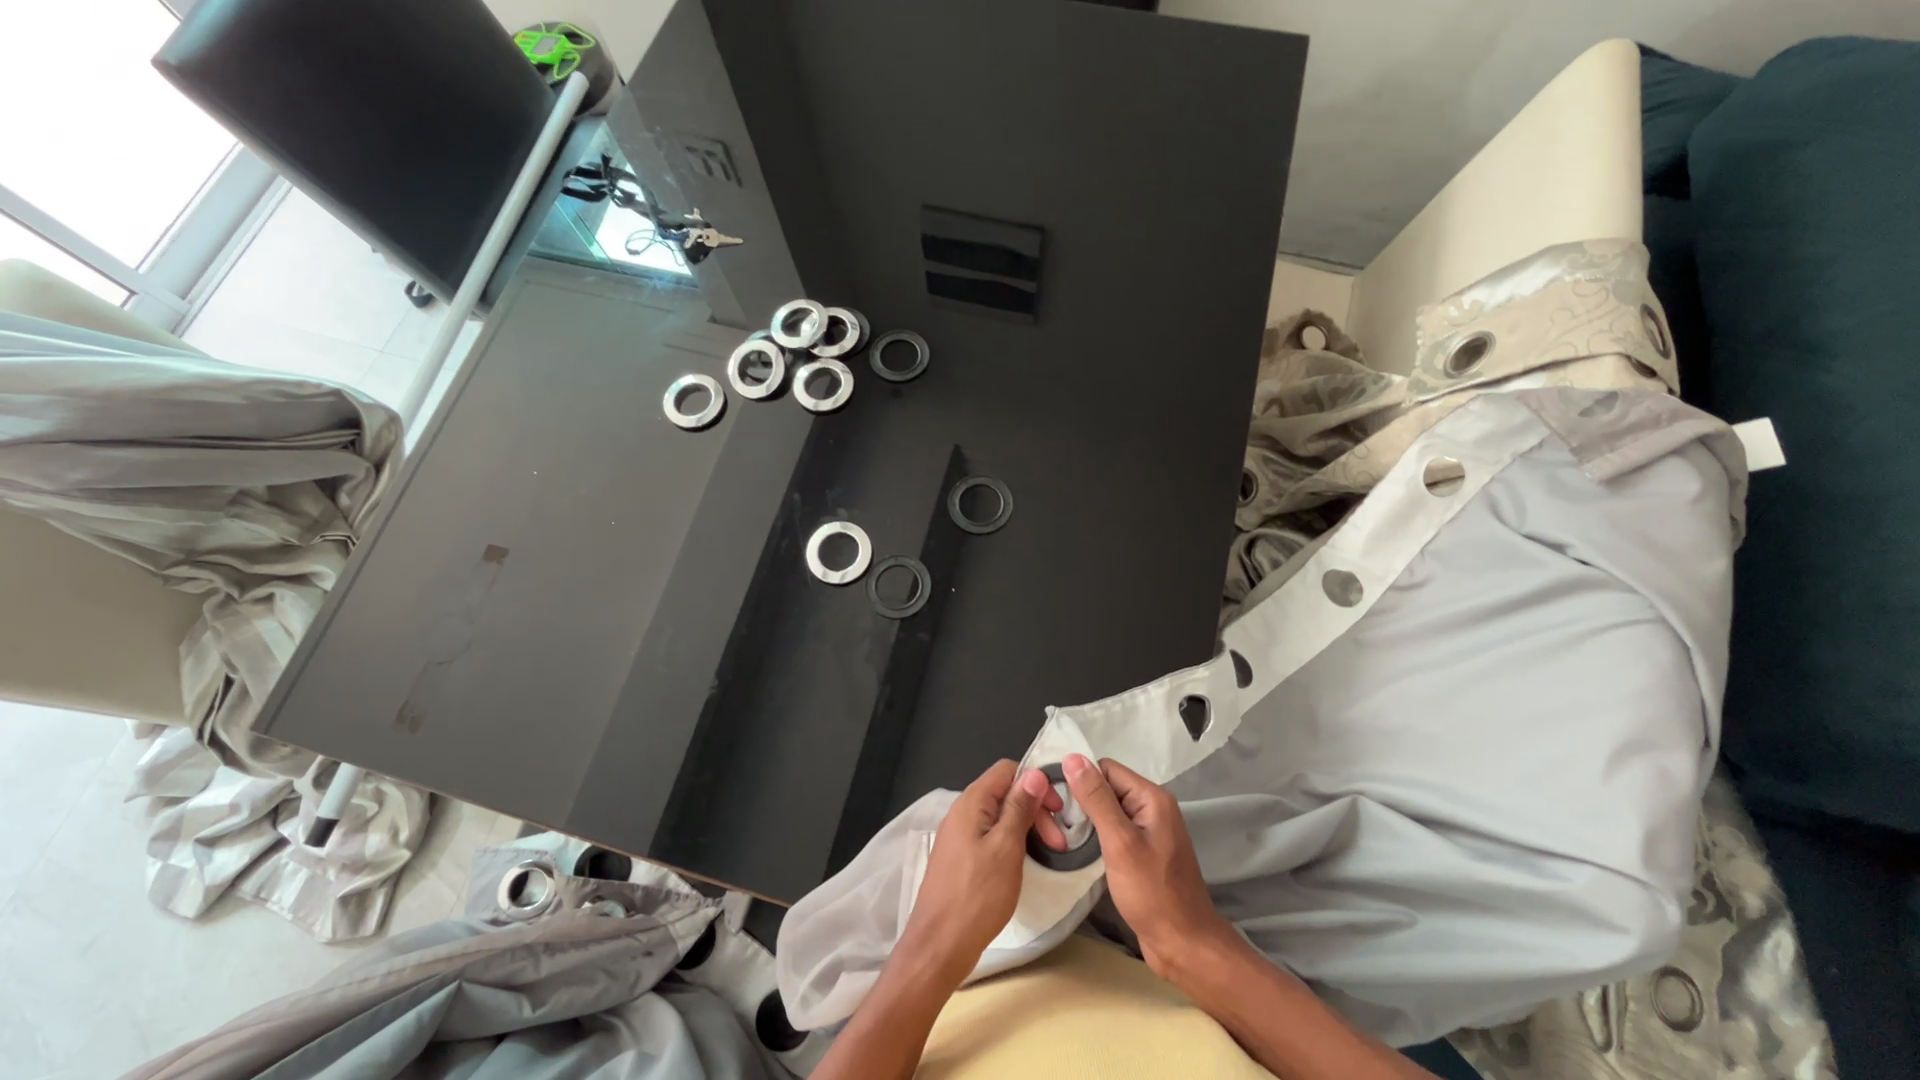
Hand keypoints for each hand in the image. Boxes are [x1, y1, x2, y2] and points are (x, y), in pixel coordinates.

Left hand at [897, 759, 1061, 980]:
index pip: (1006, 770)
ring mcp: (959, 836)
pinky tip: (1026, 861)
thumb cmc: (977, 894)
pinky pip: (991, 837)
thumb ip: (1019, 808)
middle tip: (1059, 841)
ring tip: (1049, 853)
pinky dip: (1013, 843)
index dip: (1035, 781)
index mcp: (971, 803)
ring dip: (1027, 828)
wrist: (940, 944)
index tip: (1058, 808)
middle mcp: (962, 813)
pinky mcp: (962, 858)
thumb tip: (1033, 773)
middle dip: (1035, 809)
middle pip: (1004, 793)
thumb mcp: (1006, 847)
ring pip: (1000, 817)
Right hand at [1063, 753, 1236, 977]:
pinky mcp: (1142, 853)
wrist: (1182, 943)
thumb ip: (1096, 799)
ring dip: (1085, 821)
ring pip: (1106, 812)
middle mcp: (1152, 808)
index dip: (1079, 779)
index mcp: (1152, 798)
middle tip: (1053, 822)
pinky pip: (1113, 832)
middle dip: (1079, 801)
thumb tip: (1072, 758)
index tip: (1053, 800)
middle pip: (1106, 788)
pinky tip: (1078, 851)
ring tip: (1060, 836)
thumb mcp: (1120, 842)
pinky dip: (1095, 838)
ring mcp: (1148, 832)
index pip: (1106, 769)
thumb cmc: (1152, 892)